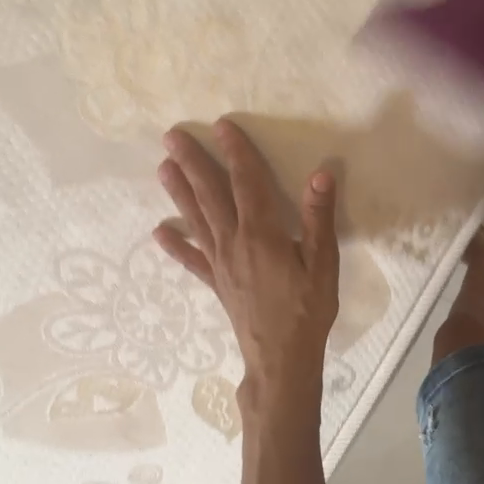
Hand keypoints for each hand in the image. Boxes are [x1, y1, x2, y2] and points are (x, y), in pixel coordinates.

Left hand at [155, 118, 339, 405]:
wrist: (282, 358)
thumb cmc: (308, 309)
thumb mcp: (323, 262)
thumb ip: (319, 217)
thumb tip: (320, 174)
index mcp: (261, 233)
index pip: (246, 183)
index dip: (236, 153)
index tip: (221, 126)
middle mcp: (234, 243)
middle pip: (210, 195)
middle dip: (193, 163)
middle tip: (171, 136)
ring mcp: (221, 264)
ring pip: (196, 220)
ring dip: (179, 192)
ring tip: (162, 168)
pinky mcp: (217, 284)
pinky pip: (192, 259)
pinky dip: (175, 245)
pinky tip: (160, 232)